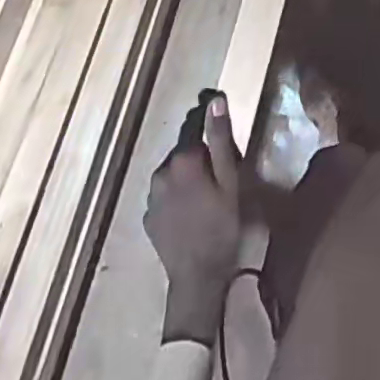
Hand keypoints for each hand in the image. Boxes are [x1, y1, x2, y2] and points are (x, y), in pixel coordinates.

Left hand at [145, 94, 242, 344]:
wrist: (198, 278)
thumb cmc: (222, 227)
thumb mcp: (230, 182)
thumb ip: (220, 139)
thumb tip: (215, 100)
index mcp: (182, 159)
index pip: (193, 128)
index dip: (207, 128)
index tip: (219, 132)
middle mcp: (161, 171)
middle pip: (182, 153)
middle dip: (198, 158)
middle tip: (219, 177)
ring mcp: (151, 196)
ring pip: (172, 174)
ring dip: (186, 178)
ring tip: (205, 198)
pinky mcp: (148, 217)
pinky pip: (164, 197)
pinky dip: (176, 198)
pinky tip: (190, 215)